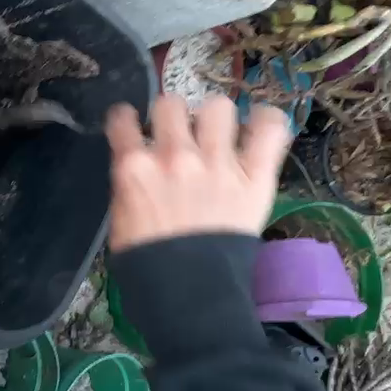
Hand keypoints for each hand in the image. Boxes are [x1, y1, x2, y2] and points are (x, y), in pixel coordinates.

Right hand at [105, 94, 291, 252]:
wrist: (184, 284)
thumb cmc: (143, 254)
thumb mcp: (121, 213)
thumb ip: (130, 182)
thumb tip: (140, 165)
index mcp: (133, 168)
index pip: (123, 122)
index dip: (126, 118)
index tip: (131, 122)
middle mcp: (174, 156)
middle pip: (171, 105)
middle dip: (170, 112)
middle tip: (175, 127)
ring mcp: (217, 163)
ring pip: (218, 108)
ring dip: (213, 115)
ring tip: (216, 128)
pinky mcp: (256, 175)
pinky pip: (269, 130)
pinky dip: (265, 121)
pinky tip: (258, 123)